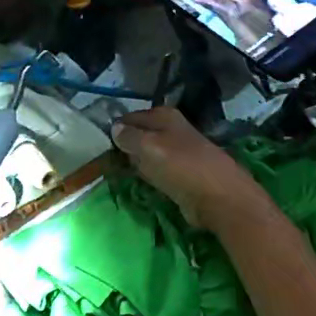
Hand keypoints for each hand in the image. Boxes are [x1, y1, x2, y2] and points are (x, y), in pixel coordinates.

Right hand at [111, 107, 273, 229]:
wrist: (219, 199)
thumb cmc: (182, 166)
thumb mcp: (149, 147)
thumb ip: (128, 137)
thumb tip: (114, 128)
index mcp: (163, 116)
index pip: (128, 118)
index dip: (114, 129)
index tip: (96, 144)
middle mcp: (169, 131)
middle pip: (137, 136)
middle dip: (122, 147)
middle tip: (101, 160)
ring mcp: (174, 153)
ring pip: (144, 155)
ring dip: (132, 163)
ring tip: (113, 172)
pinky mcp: (178, 175)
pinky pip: (154, 171)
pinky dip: (145, 176)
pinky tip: (134, 182)